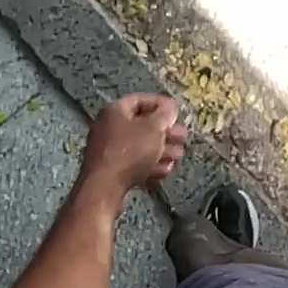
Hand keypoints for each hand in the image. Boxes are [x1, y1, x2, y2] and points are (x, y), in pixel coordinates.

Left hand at [75, 93, 186, 215]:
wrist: (105, 187)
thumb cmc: (130, 151)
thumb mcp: (154, 128)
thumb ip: (165, 115)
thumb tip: (170, 108)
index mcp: (114, 111)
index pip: (140, 99)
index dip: (161, 103)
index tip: (177, 110)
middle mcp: (108, 128)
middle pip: (143, 125)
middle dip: (166, 131)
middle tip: (182, 136)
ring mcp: (109, 150)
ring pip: (141, 146)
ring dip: (162, 150)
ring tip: (178, 155)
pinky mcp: (111, 170)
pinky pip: (134, 162)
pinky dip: (150, 164)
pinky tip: (164, 170)